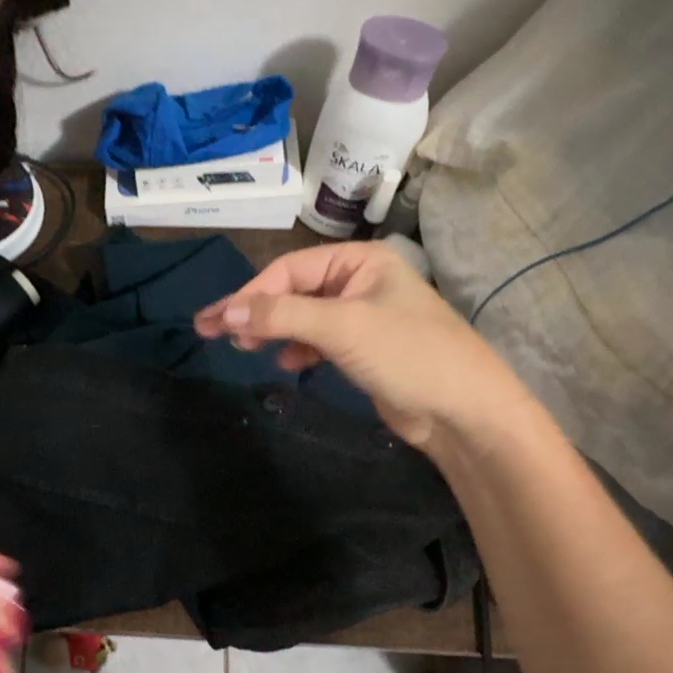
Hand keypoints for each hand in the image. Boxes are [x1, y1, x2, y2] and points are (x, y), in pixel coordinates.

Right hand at [194, 241, 535, 448]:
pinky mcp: (363, 351)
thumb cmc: (407, 355)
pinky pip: (317, 341)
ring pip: (302, 318)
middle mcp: (360, 282)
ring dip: (271, 331)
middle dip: (254, 312)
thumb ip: (281, 315)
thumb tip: (224, 313)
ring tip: (242, 349)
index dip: (250, 295)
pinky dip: (296, 350)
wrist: (463, 412)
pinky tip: (283, 362)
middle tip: (210, 333)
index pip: (290, 270)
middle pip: (293, 291)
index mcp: (361, 261)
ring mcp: (362, 317)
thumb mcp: (341, 327)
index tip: (213, 321)